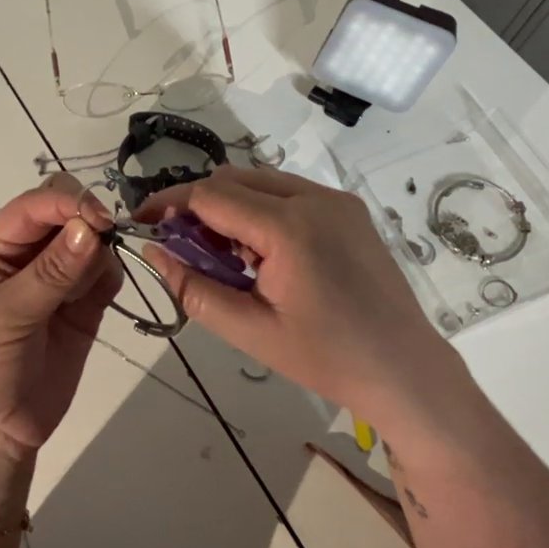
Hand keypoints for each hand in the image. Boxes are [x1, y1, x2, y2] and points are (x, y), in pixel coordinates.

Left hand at [0, 173, 121, 511]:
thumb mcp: (5, 315)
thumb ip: (50, 273)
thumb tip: (91, 228)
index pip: (36, 205)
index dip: (66, 203)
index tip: (98, 218)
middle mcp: (30, 256)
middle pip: (68, 214)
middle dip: (89, 218)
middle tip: (106, 240)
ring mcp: (60, 282)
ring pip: (92, 243)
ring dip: (103, 249)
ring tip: (93, 284)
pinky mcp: (84, 310)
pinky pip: (105, 276)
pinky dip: (111, 275)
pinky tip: (101, 295)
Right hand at [136, 166, 460, 412]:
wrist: (405, 369)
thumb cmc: (326, 358)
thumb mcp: (250, 331)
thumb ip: (194, 289)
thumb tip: (153, 253)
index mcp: (289, 227)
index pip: (210, 195)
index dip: (168, 205)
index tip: (143, 224)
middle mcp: (314, 198)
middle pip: (233, 179)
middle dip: (198, 206)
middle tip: (185, 249)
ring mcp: (336, 200)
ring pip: (260, 181)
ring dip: (229, 206)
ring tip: (225, 256)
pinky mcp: (348, 209)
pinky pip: (288, 192)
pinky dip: (261, 210)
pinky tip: (262, 253)